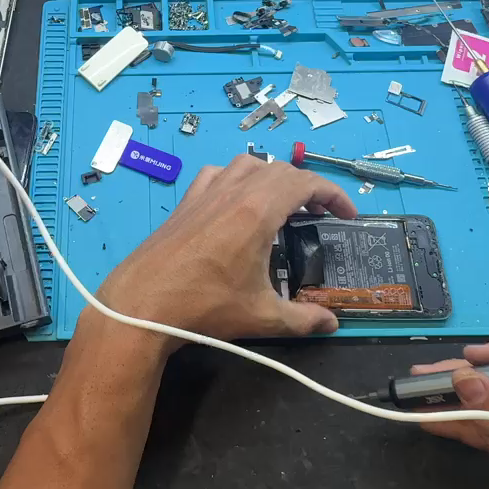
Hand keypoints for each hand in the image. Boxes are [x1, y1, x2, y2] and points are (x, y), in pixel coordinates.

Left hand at [92, 153, 356, 344]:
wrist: (143, 302)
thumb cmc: (205, 305)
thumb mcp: (262, 316)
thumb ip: (303, 319)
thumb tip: (330, 323)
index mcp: (257, 210)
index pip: (305, 183)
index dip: (332, 194)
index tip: (345, 214)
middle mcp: (232, 191)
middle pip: (279, 170)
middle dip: (306, 187)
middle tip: (319, 214)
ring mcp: (205, 193)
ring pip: (246, 164)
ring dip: (271, 177)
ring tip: (282, 204)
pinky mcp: (185, 202)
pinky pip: (217, 174)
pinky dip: (236, 178)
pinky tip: (236, 202)